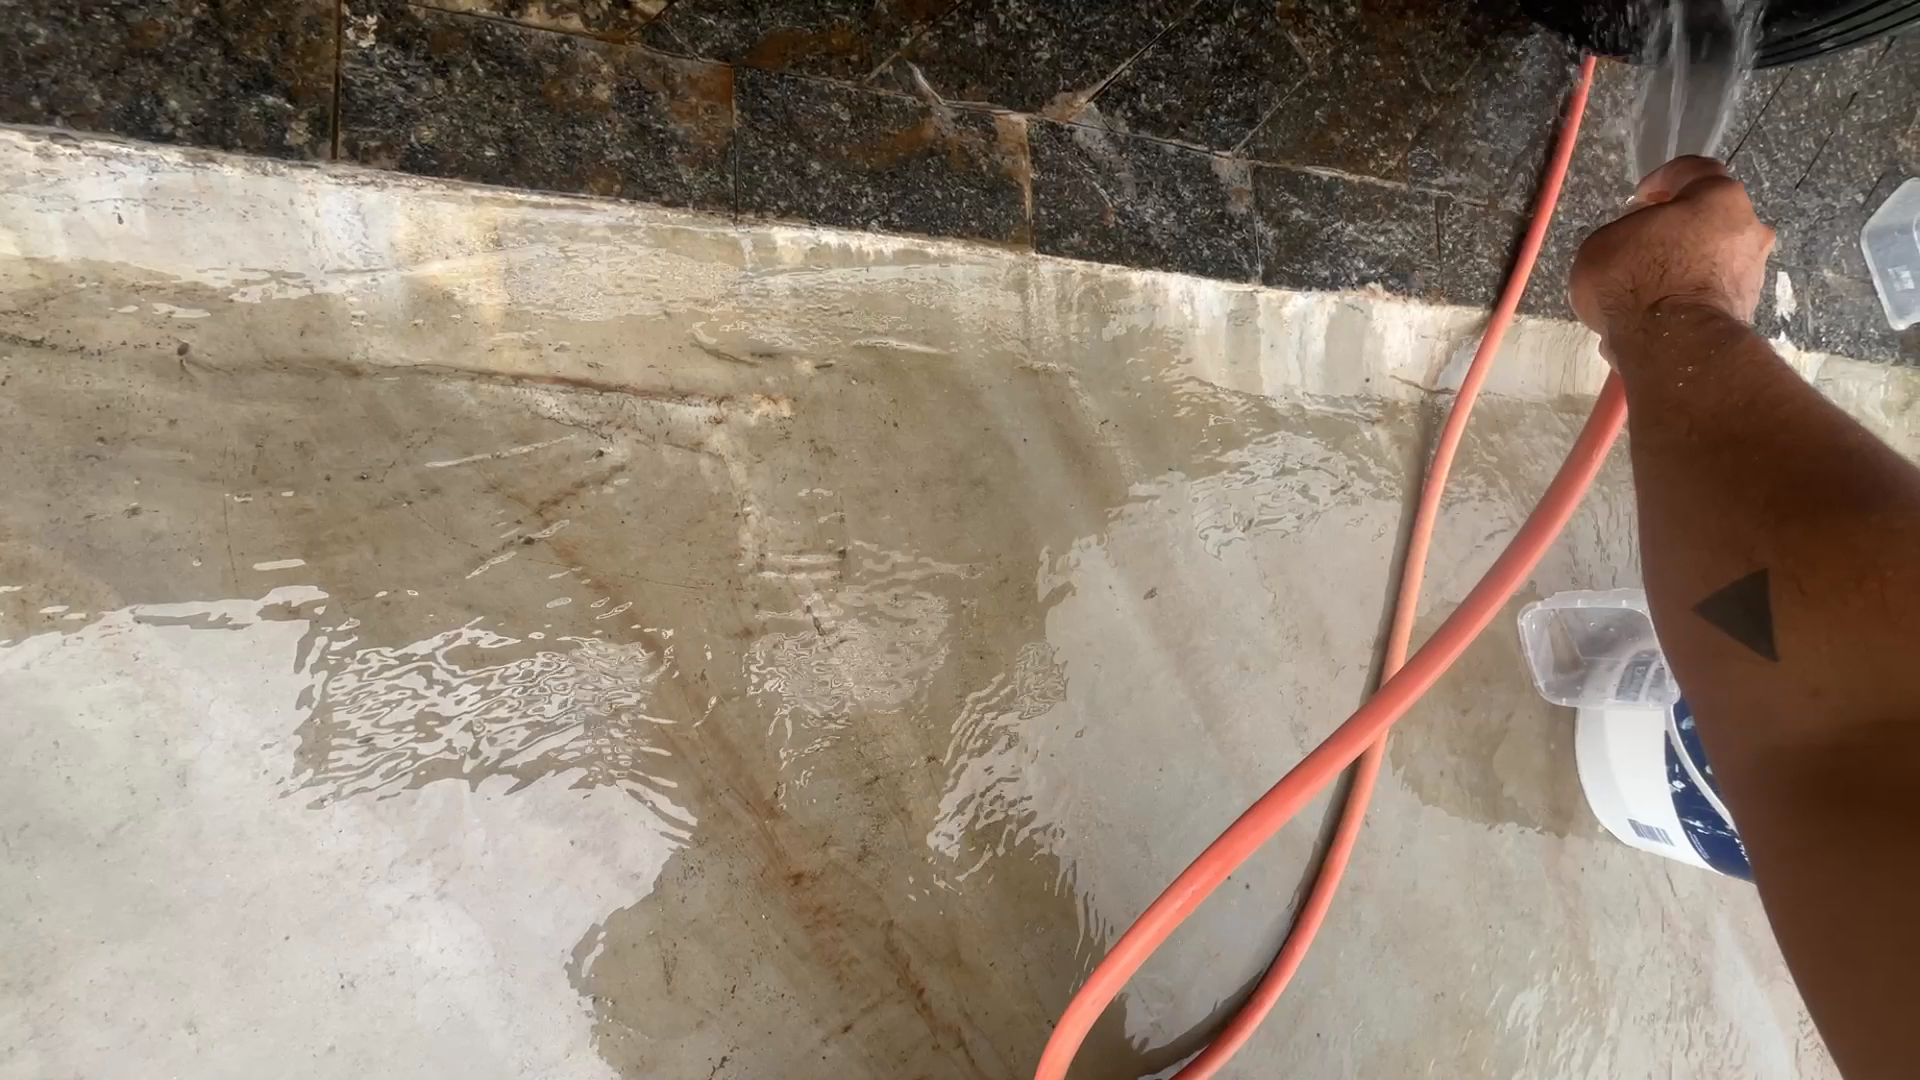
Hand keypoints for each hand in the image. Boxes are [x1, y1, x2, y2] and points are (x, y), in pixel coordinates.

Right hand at [1569, 156, 1775, 345]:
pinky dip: (1684, 293)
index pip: (1692, 170)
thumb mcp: (1601, 244)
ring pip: (1710, 255)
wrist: (1670, 339)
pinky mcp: (1744, 303)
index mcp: (1716, 197)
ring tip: (1642, 288)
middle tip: (1638, 247)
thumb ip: (1622, 232)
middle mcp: (1747, 224)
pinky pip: (1707, 288)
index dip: (1661, 179)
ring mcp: (1751, 266)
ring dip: (1682, 263)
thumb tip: (1638, 239)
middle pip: (1708, 217)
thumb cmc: (1633, 280)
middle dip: (1675, 228)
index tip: (1640, 196)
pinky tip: (1655, 311)